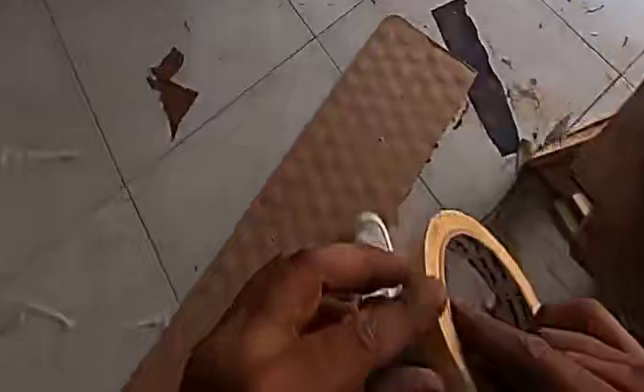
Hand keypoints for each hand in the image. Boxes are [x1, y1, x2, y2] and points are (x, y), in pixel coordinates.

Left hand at [182, 244, 447, 391]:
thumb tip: (430, 377)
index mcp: (276, 385)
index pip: (357, 332)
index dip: (404, 310)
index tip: (436, 290)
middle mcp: (240, 352)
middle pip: (308, 270)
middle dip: (360, 262)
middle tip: (400, 273)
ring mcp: (215, 348)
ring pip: (280, 276)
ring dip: (331, 279)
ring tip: (372, 295)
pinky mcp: (207, 353)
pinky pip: (261, 302)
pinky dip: (301, 301)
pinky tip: (331, 320)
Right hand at [455, 300, 643, 391]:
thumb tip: (493, 384)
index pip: (544, 357)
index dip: (495, 336)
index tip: (458, 314)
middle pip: (559, 341)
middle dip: (514, 342)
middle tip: (477, 349)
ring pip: (582, 328)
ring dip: (541, 336)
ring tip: (512, 351)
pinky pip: (608, 331)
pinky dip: (574, 330)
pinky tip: (555, 342)